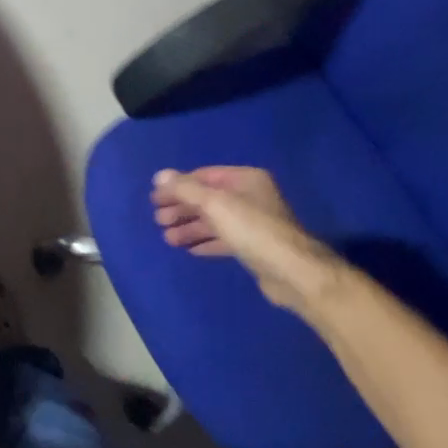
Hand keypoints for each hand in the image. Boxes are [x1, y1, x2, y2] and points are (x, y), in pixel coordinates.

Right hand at [151, 167, 345, 312]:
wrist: (292, 272)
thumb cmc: (252, 230)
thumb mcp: (215, 204)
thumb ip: (186, 189)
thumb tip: (159, 175)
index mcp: (246, 179)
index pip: (204, 176)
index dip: (178, 186)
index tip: (155, 199)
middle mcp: (251, 197)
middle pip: (208, 199)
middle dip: (182, 209)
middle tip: (158, 220)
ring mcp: (254, 223)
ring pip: (215, 221)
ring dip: (190, 228)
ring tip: (167, 238)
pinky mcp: (255, 248)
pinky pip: (224, 240)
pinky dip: (206, 243)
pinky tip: (190, 250)